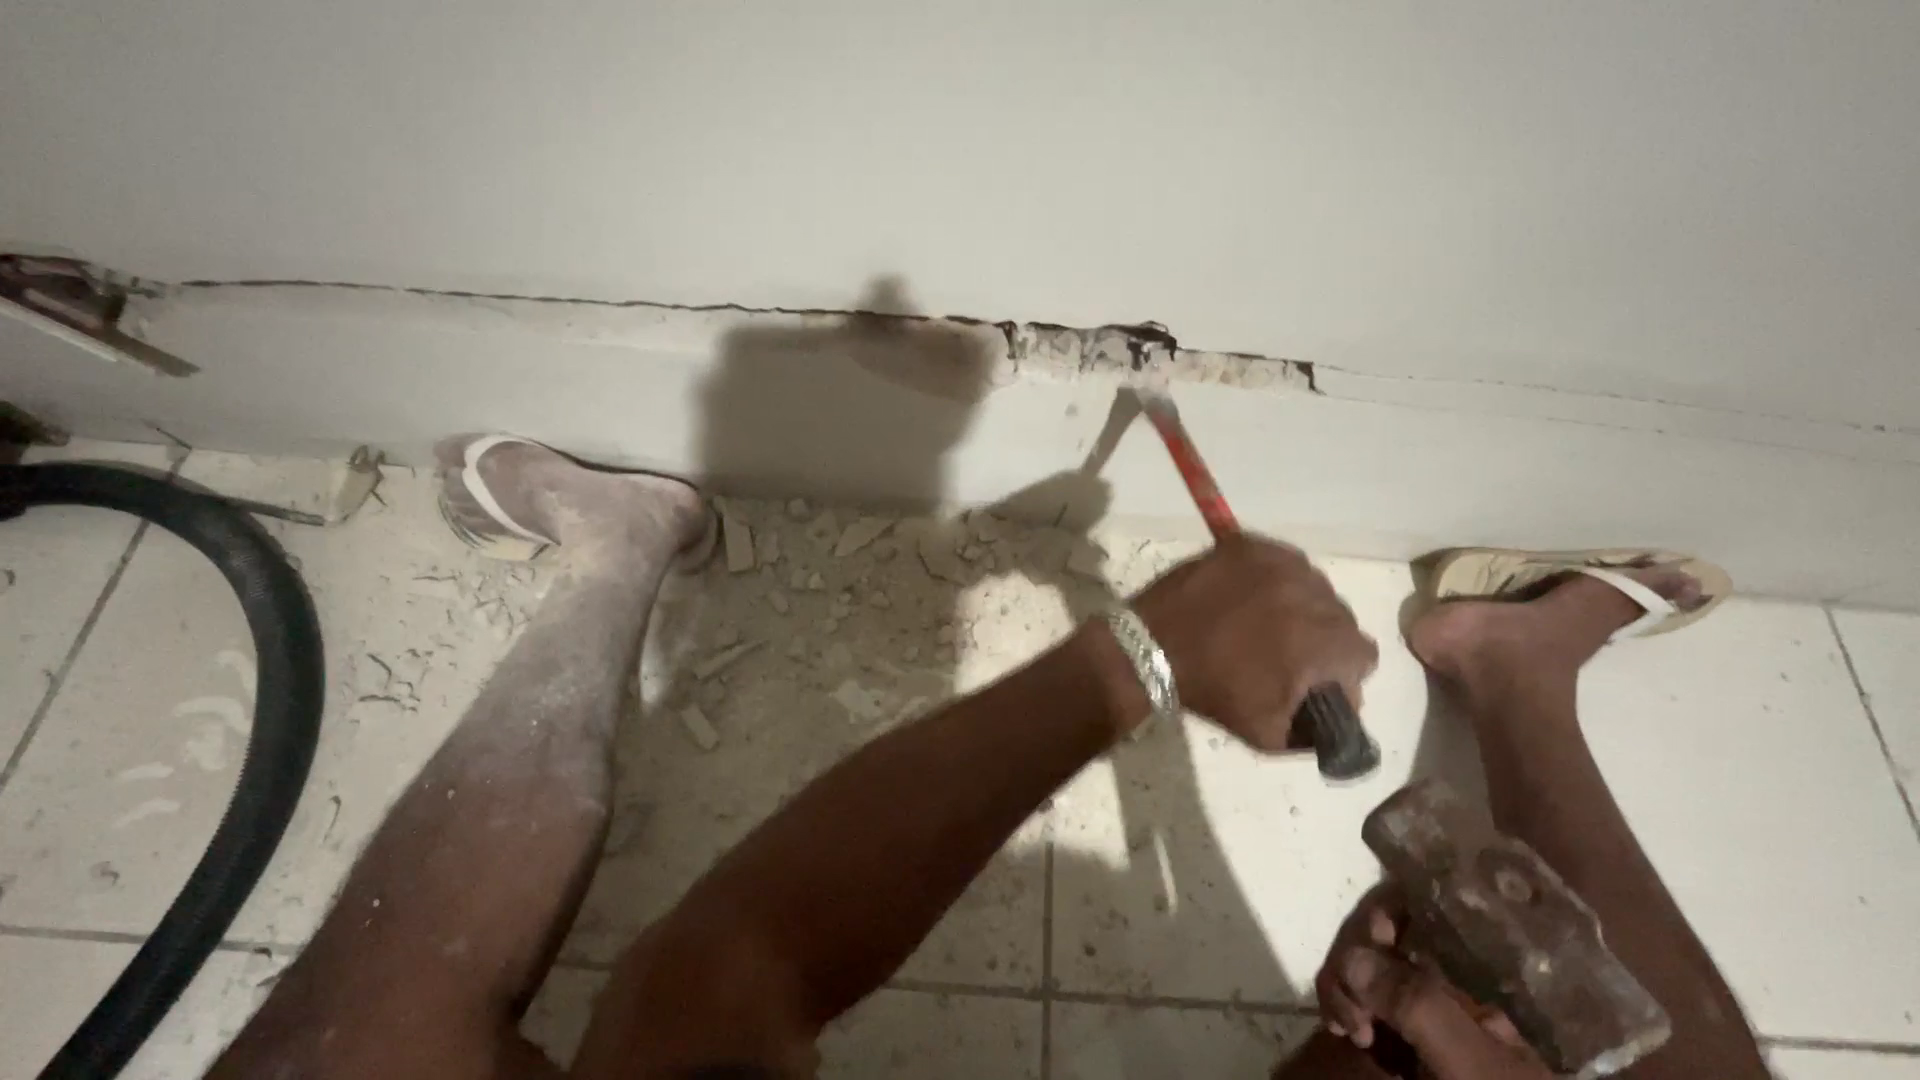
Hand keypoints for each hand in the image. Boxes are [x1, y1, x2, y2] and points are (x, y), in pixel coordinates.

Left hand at [1131, 534, 1376, 751]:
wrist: (1150, 647)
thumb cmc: (1211, 691)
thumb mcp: (1270, 733)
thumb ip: (1319, 729)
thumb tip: (1342, 711)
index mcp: (1322, 639)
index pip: (1362, 654)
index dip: (1342, 671)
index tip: (1313, 677)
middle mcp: (1310, 592)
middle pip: (1340, 617)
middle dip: (1321, 637)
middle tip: (1284, 650)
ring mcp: (1279, 562)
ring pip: (1314, 586)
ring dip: (1300, 604)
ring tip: (1264, 622)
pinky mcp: (1250, 545)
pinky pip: (1284, 561)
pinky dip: (1276, 578)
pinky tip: (1251, 597)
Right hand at [1316, 887, 1550, 1079]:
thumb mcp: (1475, 1067)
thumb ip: (1418, 1007)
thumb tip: (1351, 956)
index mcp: (1479, 977)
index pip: (1423, 913)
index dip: (1381, 916)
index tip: (1360, 954)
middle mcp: (1453, 983)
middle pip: (1384, 939)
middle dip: (1352, 964)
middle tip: (1348, 1016)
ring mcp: (1431, 1016)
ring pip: (1368, 971)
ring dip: (1343, 989)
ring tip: (1346, 1031)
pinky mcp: (1411, 1047)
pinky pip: (1368, 1008)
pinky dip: (1346, 1011)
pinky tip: (1346, 1035)